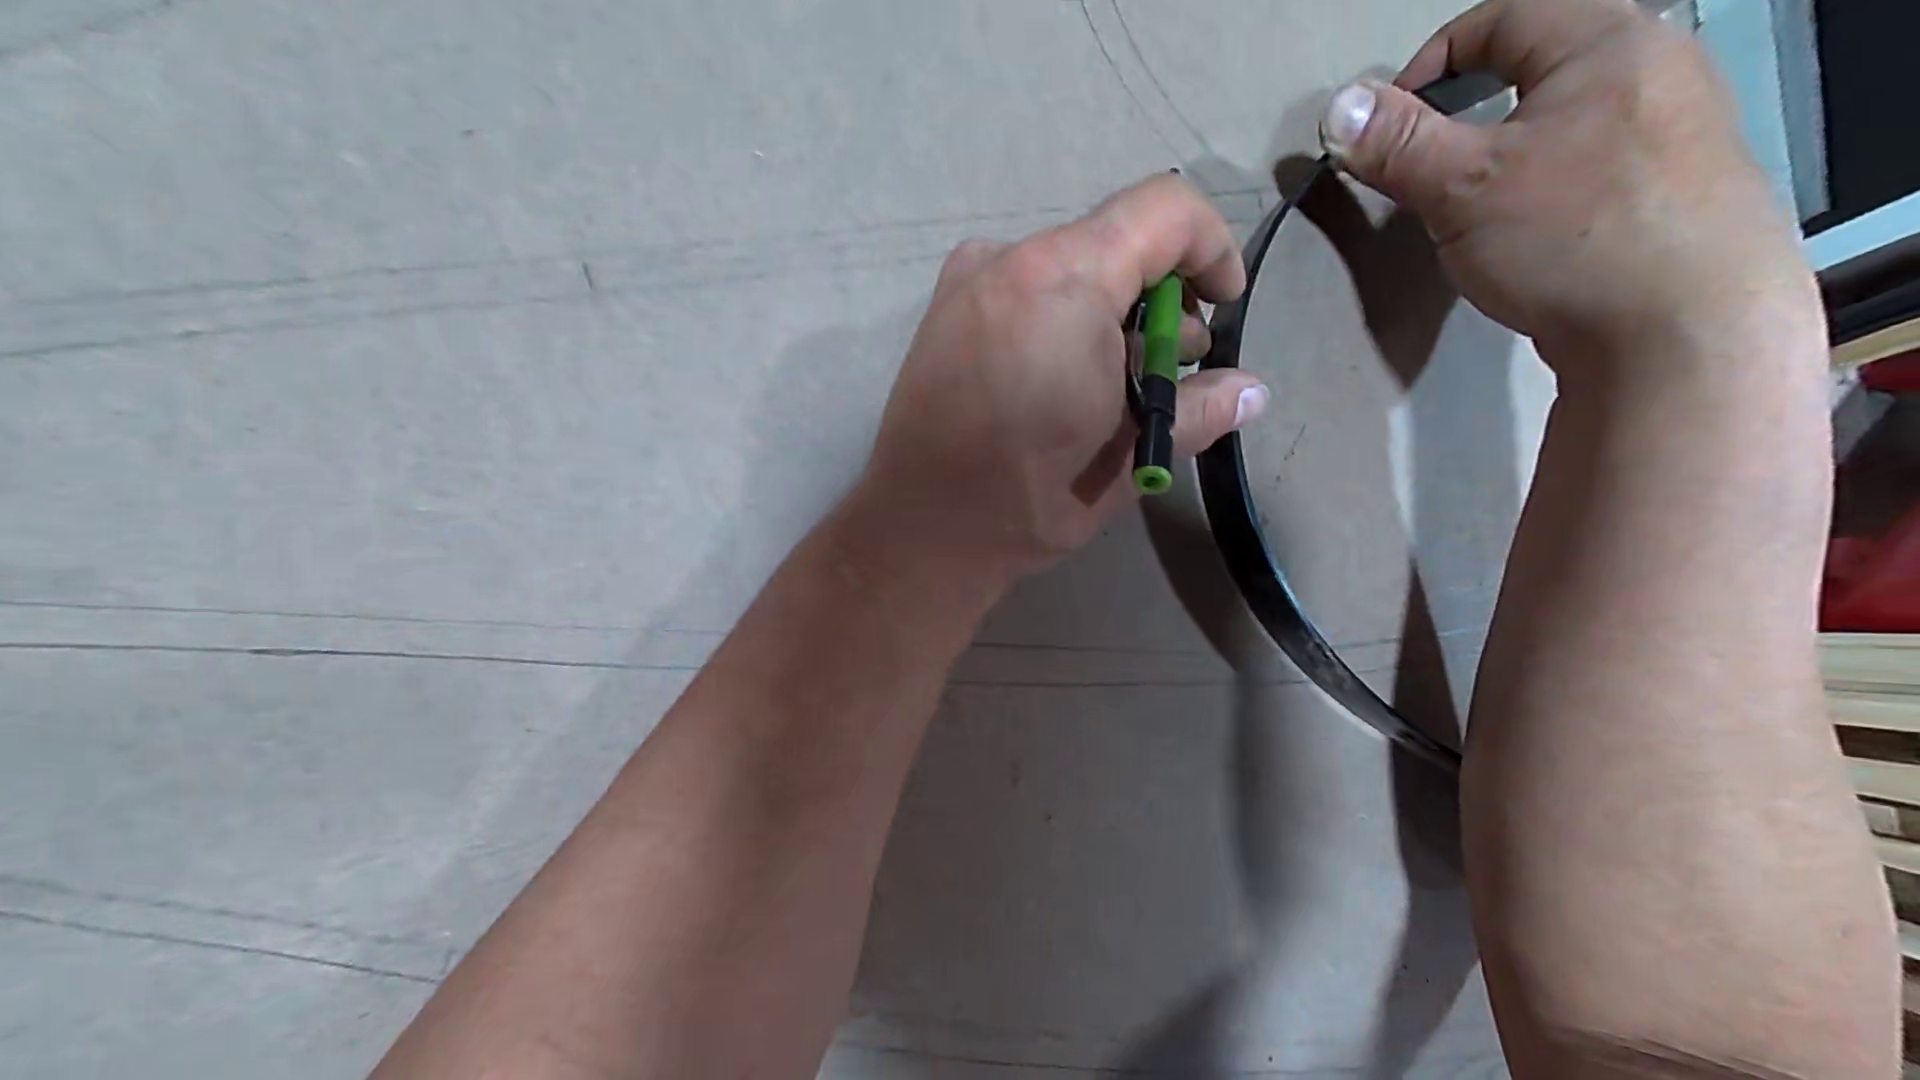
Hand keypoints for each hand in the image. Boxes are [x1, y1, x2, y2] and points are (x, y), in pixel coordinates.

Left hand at [849, 174, 1269, 584]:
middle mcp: (1008, 259)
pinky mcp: (944, 311)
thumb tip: (1254, 392)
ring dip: (1109, 315)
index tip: (1223, 305)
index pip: (1165, 210)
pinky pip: (1025, 291)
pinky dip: (1062, 320)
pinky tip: (1062, 381)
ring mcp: (967, 282)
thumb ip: (1198, 410)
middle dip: (1159, 299)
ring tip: (1117, 384)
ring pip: (1068, 270)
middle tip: (1168, 369)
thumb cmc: (1030, 496)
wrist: (921, 530)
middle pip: (1114, 243)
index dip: (1212, 248)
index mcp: (1061, 280)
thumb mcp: (1129, 456)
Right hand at [1318, 0, 1821, 375]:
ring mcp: (1676, 125)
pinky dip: (1544, 175)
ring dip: (1505, 143)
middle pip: (1538, 61)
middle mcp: (1655, 66)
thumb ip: (1398, 143)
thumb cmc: (1568, 236)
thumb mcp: (1463, 187)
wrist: (1681, 325)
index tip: (1389, 121)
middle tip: (1424, 160)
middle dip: (1467, 105)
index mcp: (1607, 42)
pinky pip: (1592, 155)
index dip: (1431, 59)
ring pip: (1566, 112)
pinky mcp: (1675, 183)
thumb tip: (1337, 107)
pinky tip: (1529, 226)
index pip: (1504, 16)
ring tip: (1471, 197)